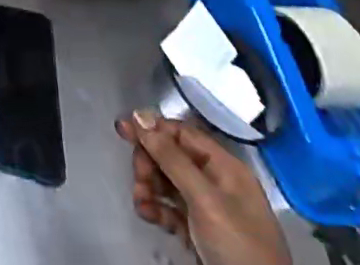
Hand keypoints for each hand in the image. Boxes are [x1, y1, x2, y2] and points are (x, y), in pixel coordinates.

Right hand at [116, 114, 289, 264]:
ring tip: (140, 200)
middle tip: (138, 177)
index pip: (183, 134)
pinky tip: (146, 214)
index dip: (154, 129)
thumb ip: (171, 157)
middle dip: (150, 162)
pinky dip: (156, 209)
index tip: (123, 130)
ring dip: (149, 186)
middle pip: (172, 157)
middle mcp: (216, 183)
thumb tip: (140, 115)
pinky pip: (171, 210)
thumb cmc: (236, 244)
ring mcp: (208, 210)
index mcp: (225, 167)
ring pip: (168, 184)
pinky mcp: (199, 233)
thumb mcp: (204, 198)